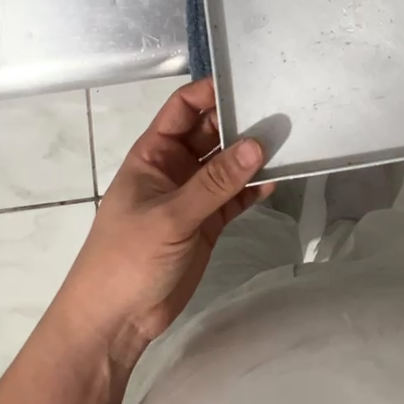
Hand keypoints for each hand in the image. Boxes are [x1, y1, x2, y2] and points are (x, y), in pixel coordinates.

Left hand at [60, 78, 271, 359]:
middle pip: (211, 132)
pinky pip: (235, 196)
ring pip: (227, 164)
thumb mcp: (171, 216)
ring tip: (290, 141)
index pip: (183, 108)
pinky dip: (254, 188)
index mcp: (153, 154)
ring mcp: (192, 196)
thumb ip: (216, 182)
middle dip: (241, 122)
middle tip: (282, 110)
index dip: (211, 91)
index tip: (248, 81)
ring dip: (252, 156)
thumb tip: (258, 144)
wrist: (114, 322)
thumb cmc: (127, 259)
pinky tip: (277, 179)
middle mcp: (174, 168)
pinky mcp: (207, 223)